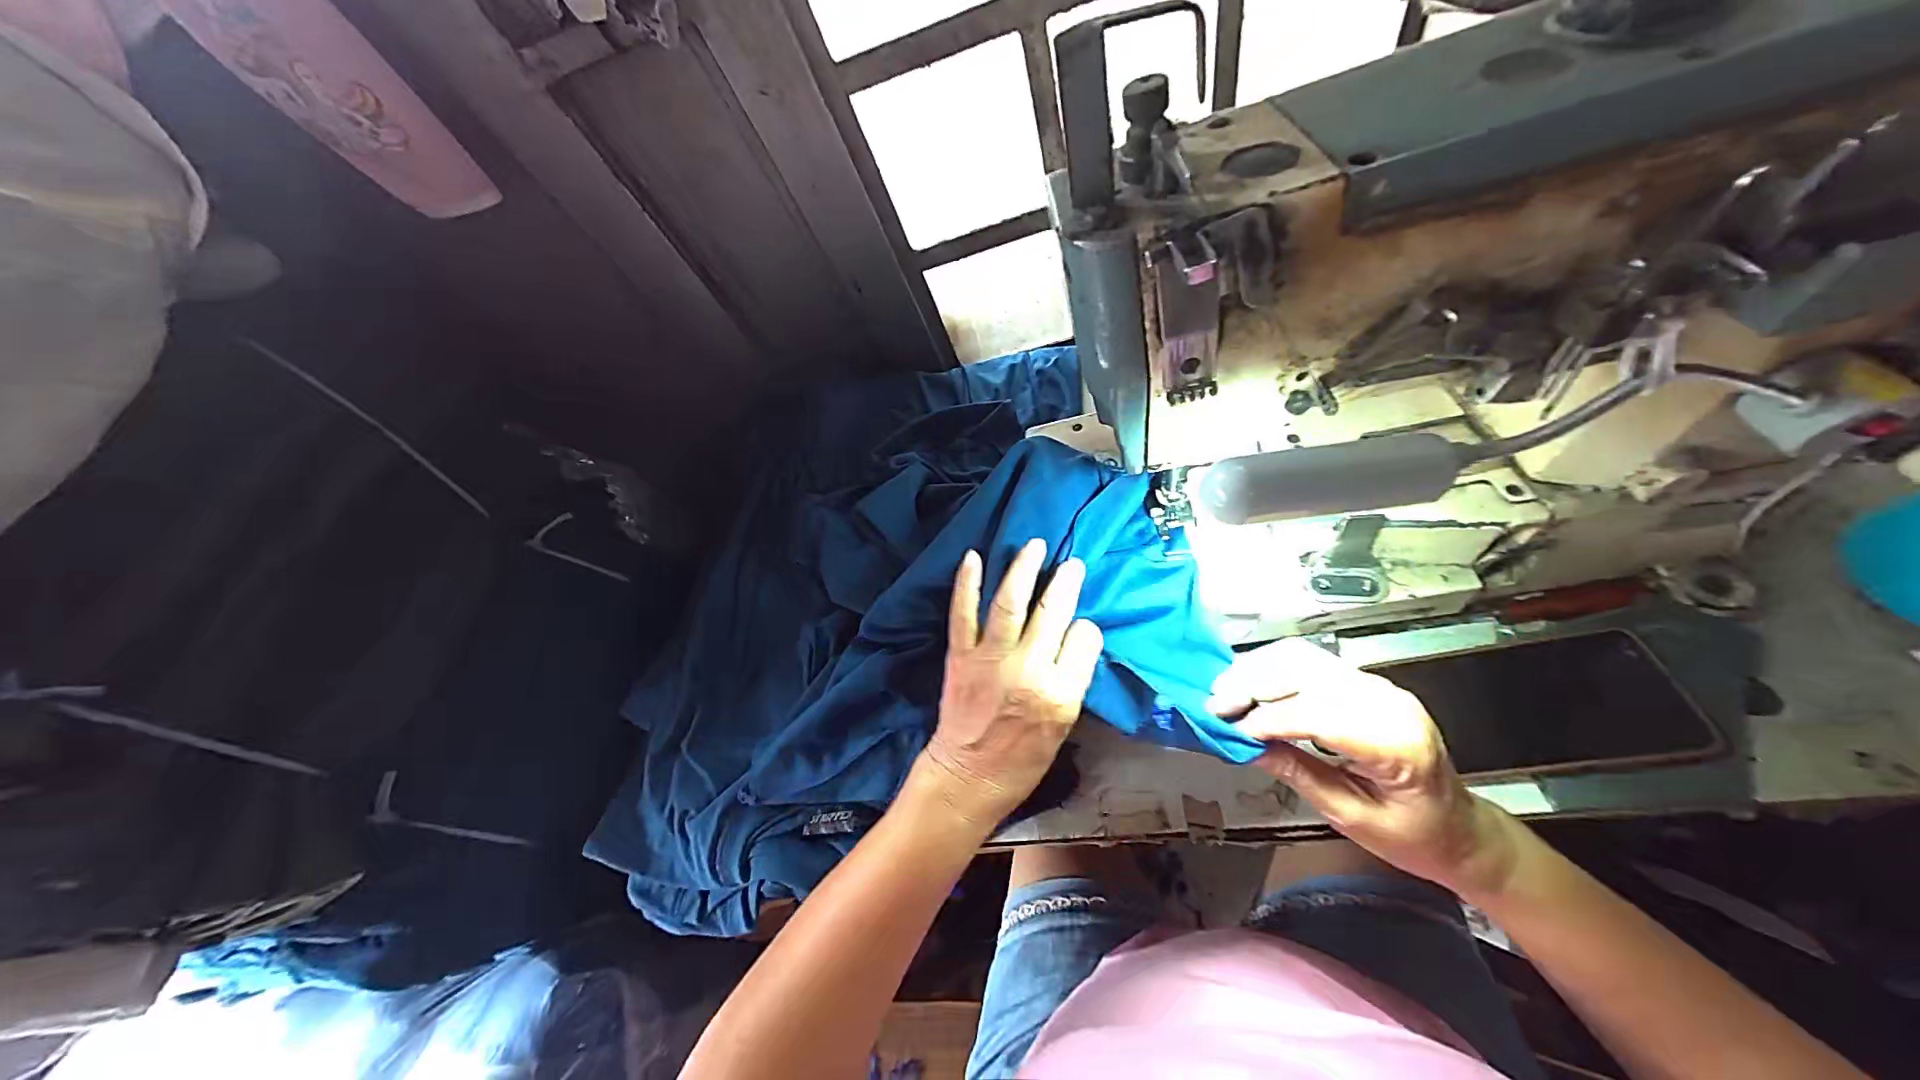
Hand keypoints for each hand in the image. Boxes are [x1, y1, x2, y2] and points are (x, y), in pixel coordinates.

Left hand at [918, 539, 1103, 826]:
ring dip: (1024, 569)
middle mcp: (1030, 670)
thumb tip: (1076, 640)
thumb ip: (1072, 681)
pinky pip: (963, 613)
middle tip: (1071, 563)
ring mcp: (992, 660)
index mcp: (1061, 693)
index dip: (1084, 627)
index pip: (1084, 638)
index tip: (1080, 624)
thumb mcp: (1064, 728)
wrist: (968, 778)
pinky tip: (972, 557)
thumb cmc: (1021, 761)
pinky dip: (966, 583)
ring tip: (1033, 545)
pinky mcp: (961, 657)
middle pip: (1053, 613)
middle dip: (1065, 582)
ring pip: (1011, 603)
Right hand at [1209, 638, 1521, 897]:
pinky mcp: (1363, 682)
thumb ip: (1300, 774)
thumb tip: (1248, 746)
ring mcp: (1377, 686)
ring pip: (1303, 658)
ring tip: (1226, 692)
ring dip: (1258, 670)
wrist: (1459, 827)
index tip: (1232, 728)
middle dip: (1254, 684)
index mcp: (1397, 743)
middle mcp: (1389, 702)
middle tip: (1217, 705)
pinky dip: (1273, 669)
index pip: (1319, 714)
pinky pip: (1309, 662)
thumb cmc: (1415, 834)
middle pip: (1306, 672)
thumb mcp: (1352, 817)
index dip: (1269, 717)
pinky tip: (1250, 685)